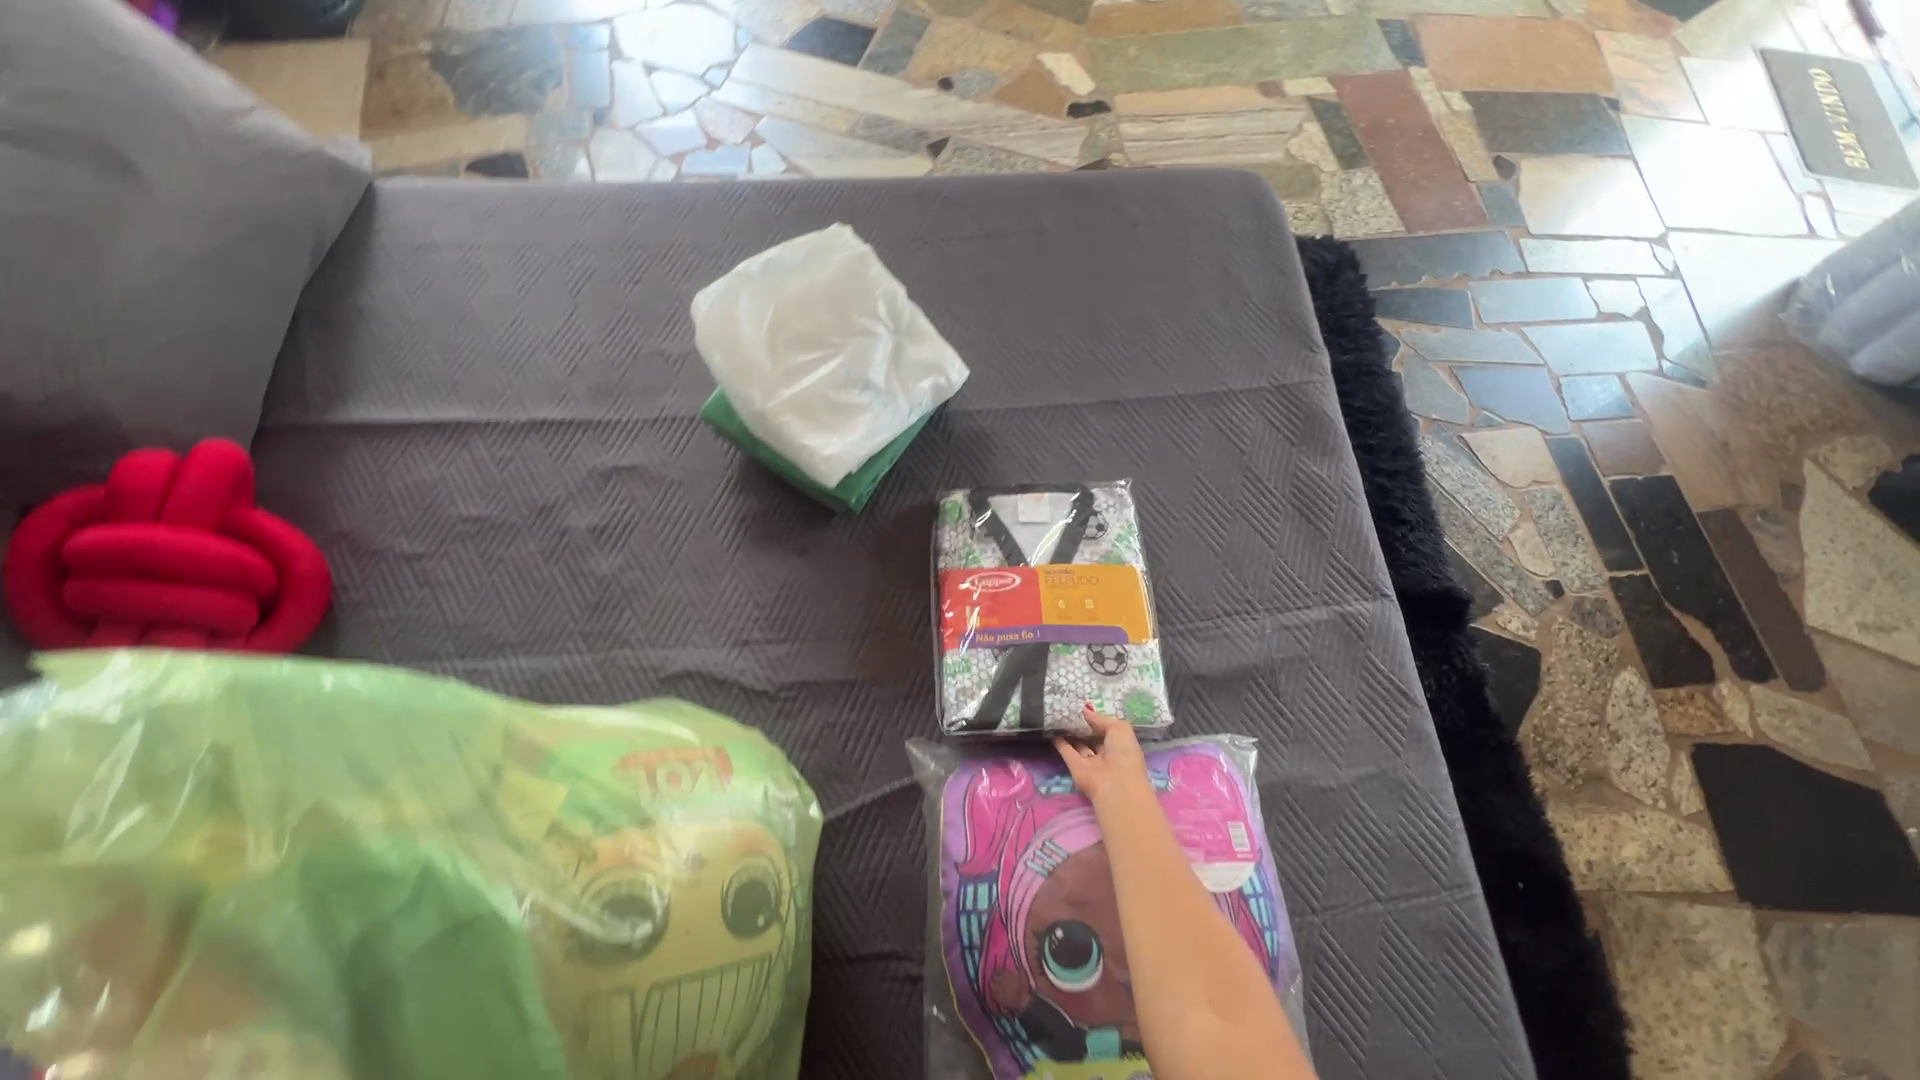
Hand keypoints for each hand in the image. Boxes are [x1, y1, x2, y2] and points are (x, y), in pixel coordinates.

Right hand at [1054, 704, 1149, 805]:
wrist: (1116, 786)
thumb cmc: (1124, 754)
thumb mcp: (1119, 729)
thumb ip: (1102, 719)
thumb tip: (1086, 711)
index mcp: (1121, 745)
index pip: (1108, 730)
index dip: (1098, 719)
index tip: (1085, 707)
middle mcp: (1106, 754)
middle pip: (1092, 737)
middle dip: (1083, 725)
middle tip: (1069, 709)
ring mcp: (1090, 762)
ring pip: (1079, 745)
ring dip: (1070, 733)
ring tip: (1059, 716)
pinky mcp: (1076, 768)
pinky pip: (1067, 752)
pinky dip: (1060, 743)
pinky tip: (1052, 730)